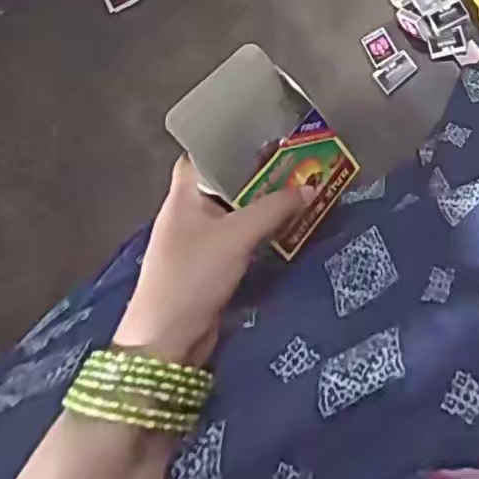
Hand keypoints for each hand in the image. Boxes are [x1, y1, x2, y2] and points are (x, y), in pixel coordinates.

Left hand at [113, 156, 314, 364]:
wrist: (166, 345)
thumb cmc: (194, 275)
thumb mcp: (238, 236)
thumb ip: (275, 208)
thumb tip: (311, 188)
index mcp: (184, 194)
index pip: (204, 153)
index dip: (232, 141)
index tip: (265, 133)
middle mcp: (189, 211)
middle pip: (226, 181)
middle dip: (260, 172)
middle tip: (296, 158)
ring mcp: (199, 239)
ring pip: (236, 208)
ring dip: (264, 202)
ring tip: (300, 185)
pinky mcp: (211, 263)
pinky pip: (240, 234)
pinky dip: (261, 227)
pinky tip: (287, 222)